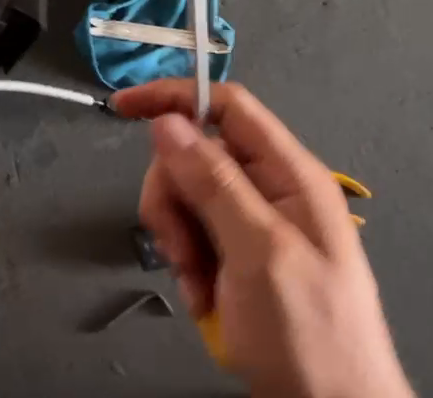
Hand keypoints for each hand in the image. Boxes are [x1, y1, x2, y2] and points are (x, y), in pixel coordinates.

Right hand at [112, 80, 412, 397]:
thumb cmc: (309, 334)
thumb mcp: (259, 254)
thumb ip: (214, 184)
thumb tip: (167, 120)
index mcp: (289, 175)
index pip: (226, 106)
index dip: (175, 97)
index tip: (123, 108)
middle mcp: (270, 188)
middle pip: (194, 154)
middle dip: (173, 197)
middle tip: (180, 248)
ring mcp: (252, 222)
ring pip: (185, 194)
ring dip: (177, 237)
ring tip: (197, 282)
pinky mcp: (236, 253)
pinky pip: (190, 232)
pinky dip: (185, 261)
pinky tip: (203, 295)